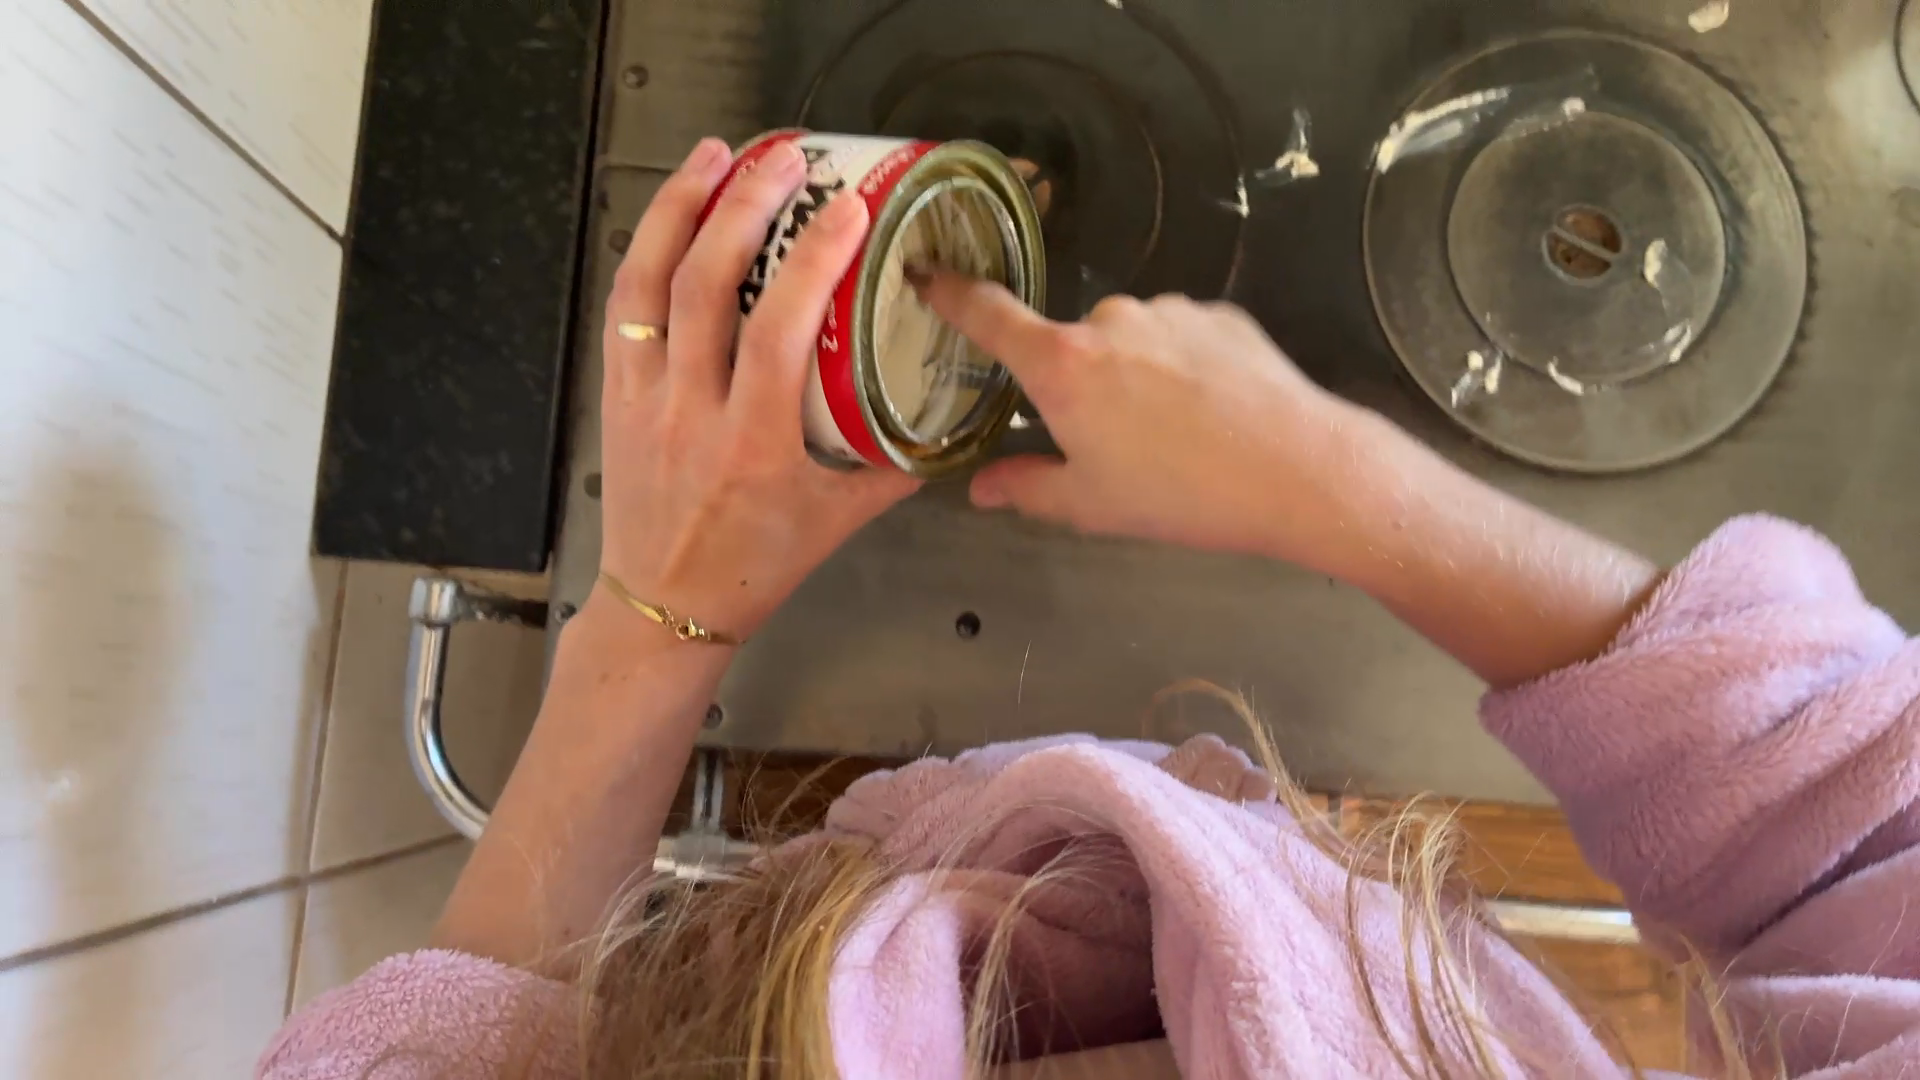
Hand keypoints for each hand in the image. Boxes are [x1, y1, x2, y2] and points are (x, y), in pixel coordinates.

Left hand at [594, 139, 919, 641]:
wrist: (666, 605)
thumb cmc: (758, 568)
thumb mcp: (837, 523)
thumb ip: (892, 472)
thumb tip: (941, 428)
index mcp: (755, 445)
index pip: (781, 332)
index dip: (814, 261)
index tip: (848, 210)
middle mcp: (693, 410)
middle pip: (708, 285)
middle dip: (745, 205)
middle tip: (783, 156)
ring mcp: (645, 398)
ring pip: (650, 283)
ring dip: (681, 207)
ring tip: (714, 155)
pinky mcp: (617, 397)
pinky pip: (625, 309)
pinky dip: (646, 251)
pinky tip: (671, 216)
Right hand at [919, 275, 1369, 572]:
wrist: (1295, 471)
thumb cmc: (1174, 493)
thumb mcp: (1086, 504)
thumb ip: (1024, 488)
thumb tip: (978, 488)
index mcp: (1063, 365)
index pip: (989, 316)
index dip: (950, 294)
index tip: (925, 274)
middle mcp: (1110, 319)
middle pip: (1068, 342)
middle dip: (1076, 382)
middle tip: (1111, 438)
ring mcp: (1169, 309)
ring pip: (1126, 339)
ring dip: (1130, 374)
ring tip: (1171, 430)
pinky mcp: (1219, 313)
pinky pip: (1176, 336)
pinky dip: (1177, 366)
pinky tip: (1210, 410)